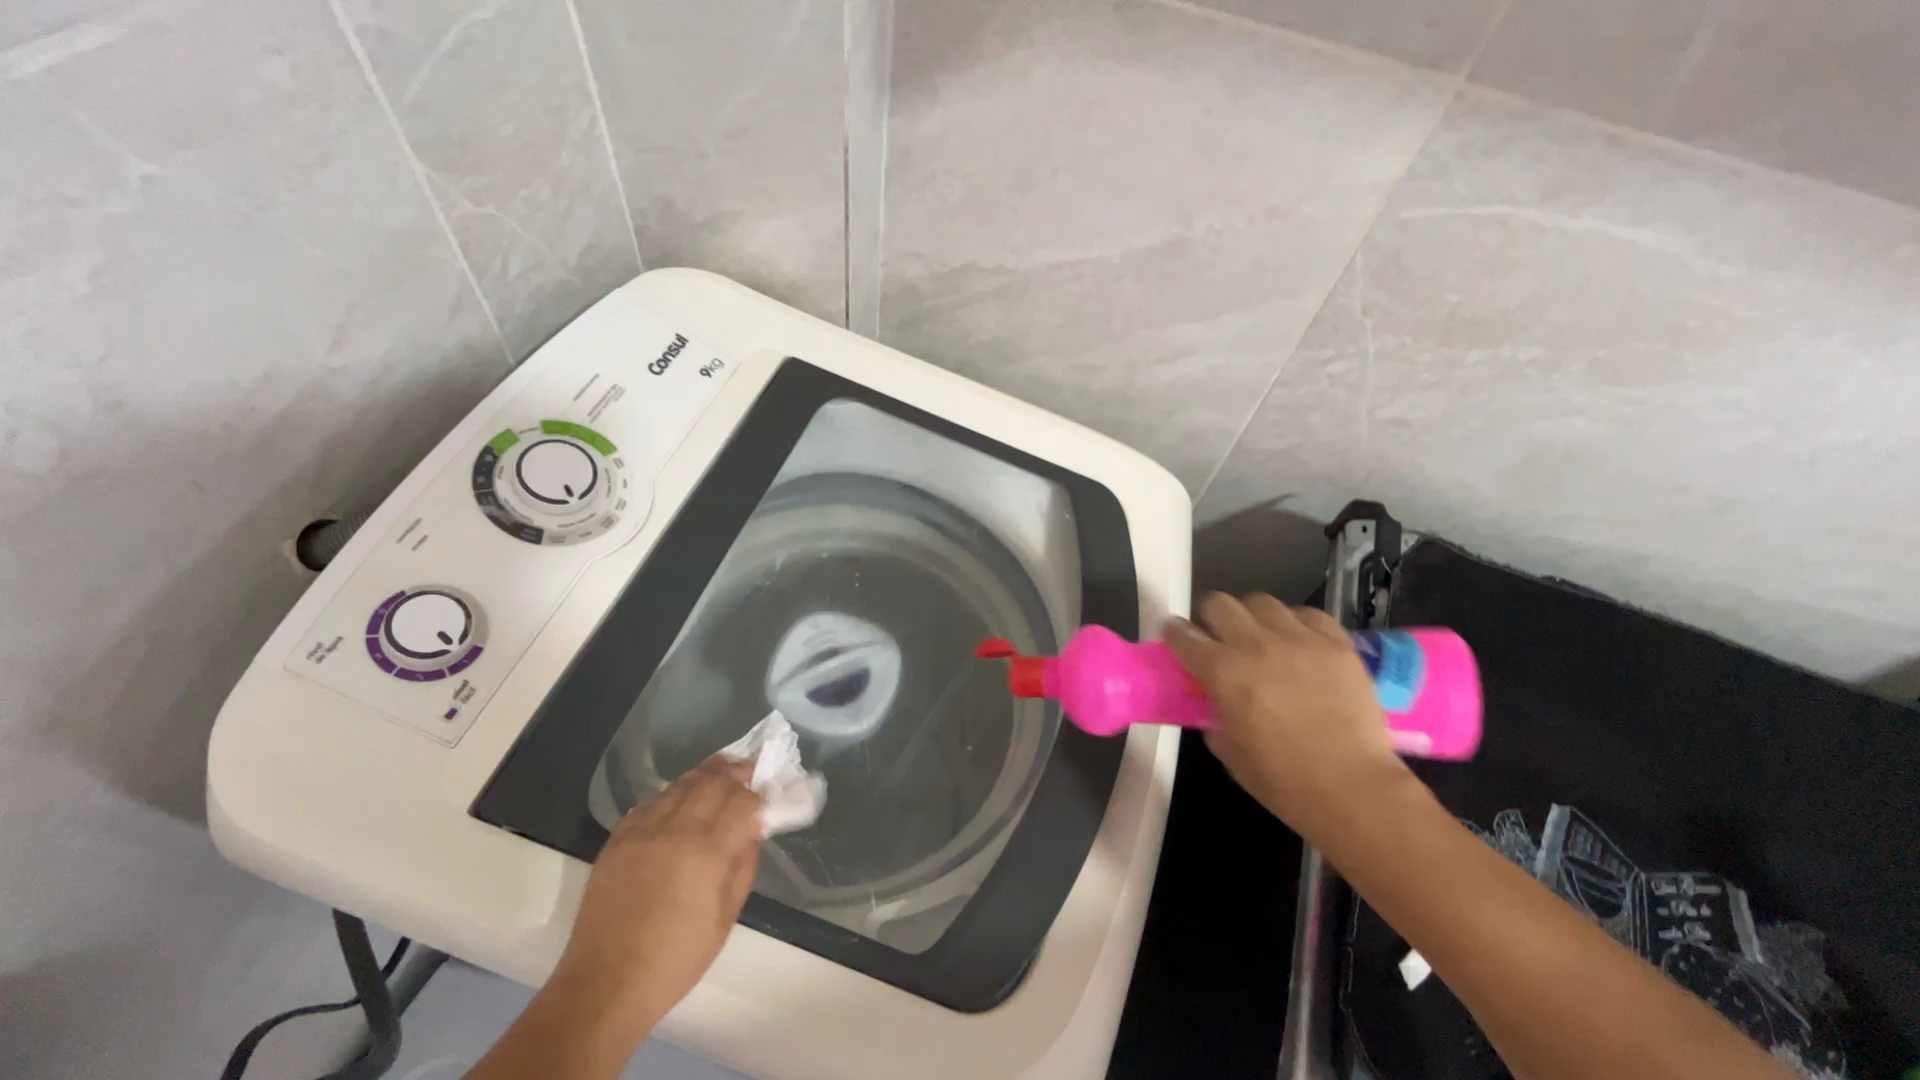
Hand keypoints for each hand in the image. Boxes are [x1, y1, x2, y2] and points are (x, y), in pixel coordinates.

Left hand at [552, 756, 762, 1029]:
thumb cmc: (677, 959)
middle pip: (711, 782)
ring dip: (702, 776)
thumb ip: (742, 867)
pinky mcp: (616, 840)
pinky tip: (678, 800)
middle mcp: (675, 830)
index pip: (743, 802)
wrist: (607, 982)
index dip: (759, 794)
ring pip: (678, 785)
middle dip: (734, 771)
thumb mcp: (725, 918)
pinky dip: (670, 795)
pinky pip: (649, 803)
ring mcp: (642, 831)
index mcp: (708, 852)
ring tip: (719, 770)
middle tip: (748, 767)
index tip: (769, 792)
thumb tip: (752, 831)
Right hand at [1165, 593, 1409, 828]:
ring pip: (1263, 603)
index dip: (1174, 633)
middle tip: (1218, 638)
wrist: (1351, 787)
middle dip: (1211, 618)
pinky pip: (1309, 615)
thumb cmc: (1282, 780)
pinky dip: (1297, 624)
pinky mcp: (1337, 644)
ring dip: (1254, 618)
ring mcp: (1301, 640)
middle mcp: (1256, 645)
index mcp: (1223, 672)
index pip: (1184, 635)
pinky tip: (1300, 643)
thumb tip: (1216, 701)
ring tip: (1262, 638)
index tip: (1175, 636)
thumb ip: (1215, 716)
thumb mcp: (1228, 751)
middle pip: (1220, 603)